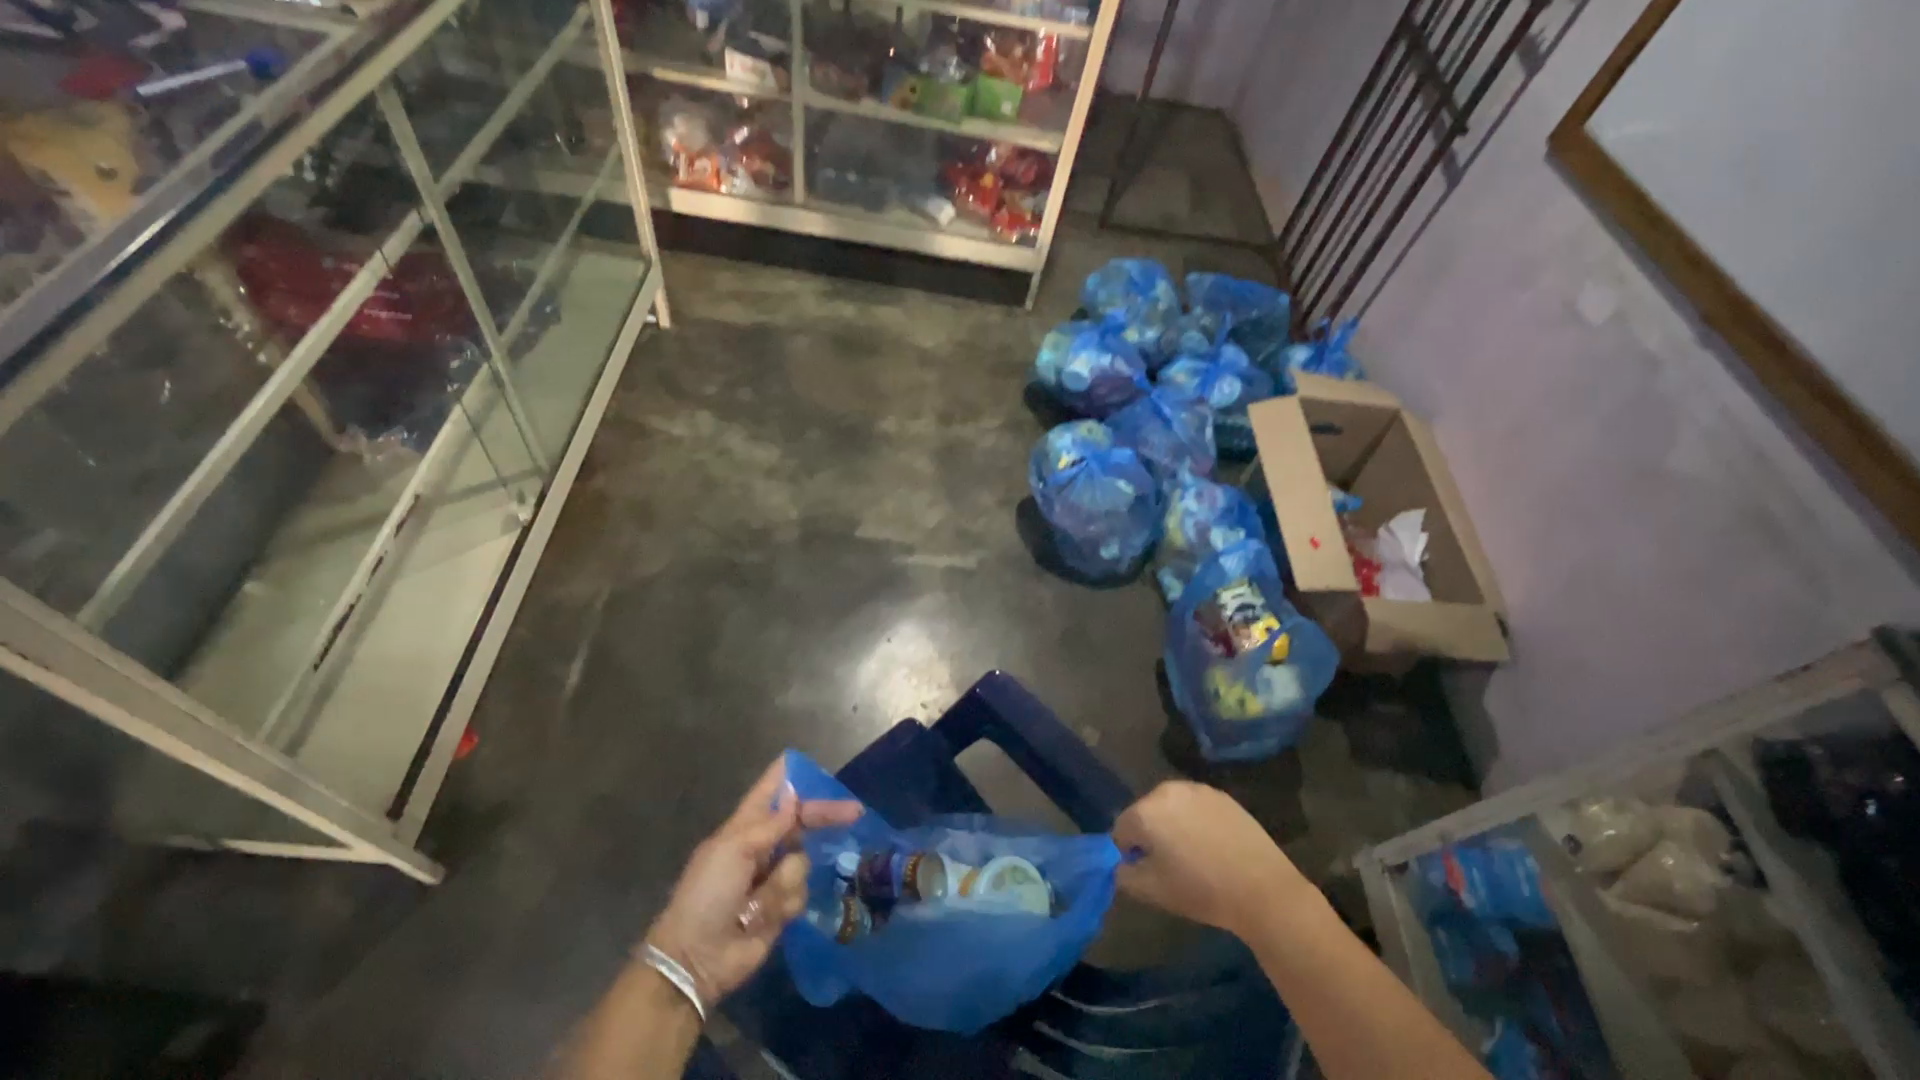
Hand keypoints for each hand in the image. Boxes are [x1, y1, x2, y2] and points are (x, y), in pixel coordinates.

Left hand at [644, 759, 861, 1008]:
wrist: (697, 957)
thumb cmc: (706, 895)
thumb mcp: (732, 851)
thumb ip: (769, 825)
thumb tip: (795, 799)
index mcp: (744, 828)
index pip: (769, 792)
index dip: (789, 777)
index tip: (810, 762)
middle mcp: (762, 848)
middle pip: (801, 822)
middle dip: (823, 817)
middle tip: (855, 812)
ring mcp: (773, 879)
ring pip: (803, 863)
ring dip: (783, 882)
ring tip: (755, 904)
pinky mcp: (783, 909)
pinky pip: (801, 894)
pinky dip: (783, 906)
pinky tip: (763, 920)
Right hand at [1113, 781, 1313, 938]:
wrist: (1262, 889)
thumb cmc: (1201, 890)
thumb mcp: (1151, 890)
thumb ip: (1123, 873)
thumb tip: (1122, 863)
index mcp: (1145, 811)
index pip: (1120, 831)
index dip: (1128, 853)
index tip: (1146, 872)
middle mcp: (1168, 790)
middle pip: (1145, 813)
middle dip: (1150, 835)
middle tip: (1168, 865)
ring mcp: (1199, 790)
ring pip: (1171, 808)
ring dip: (1173, 826)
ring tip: (1192, 856)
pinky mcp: (1223, 796)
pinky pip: (1196, 808)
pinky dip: (1196, 822)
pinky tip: (1212, 847)